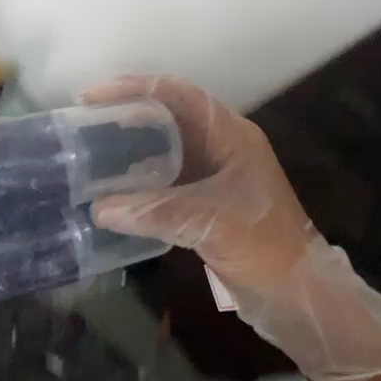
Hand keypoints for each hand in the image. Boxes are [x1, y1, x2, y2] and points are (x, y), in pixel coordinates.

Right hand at [83, 75, 380, 380]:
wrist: (297, 292)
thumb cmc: (264, 247)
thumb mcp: (208, 224)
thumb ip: (153, 213)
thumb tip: (97, 208)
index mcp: (231, 136)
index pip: (179, 94)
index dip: (135, 87)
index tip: (92, 97)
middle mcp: (221, 145)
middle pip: (168, 112)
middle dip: (126, 109)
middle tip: (83, 117)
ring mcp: (213, 170)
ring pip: (163, 141)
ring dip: (128, 140)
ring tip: (89, 143)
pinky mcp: (203, 196)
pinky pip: (162, 172)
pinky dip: (134, 172)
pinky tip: (109, 182)